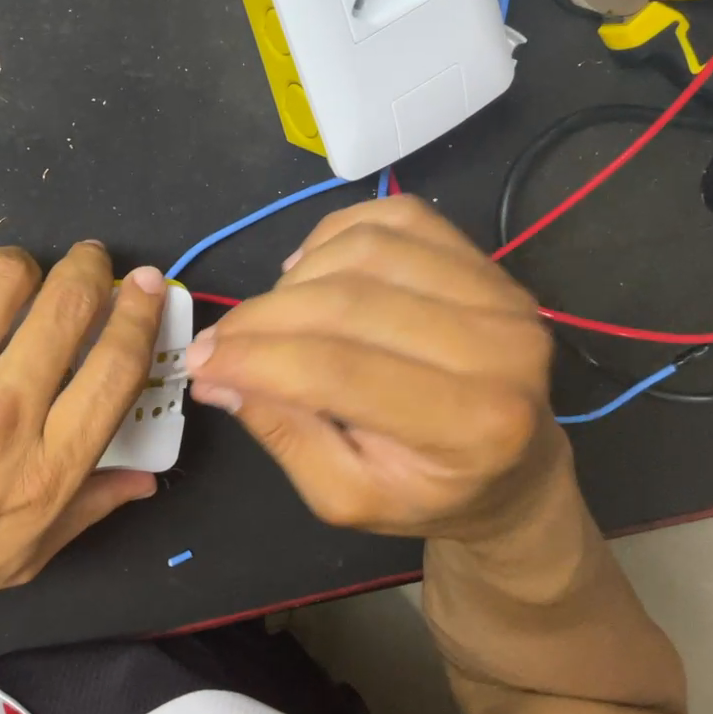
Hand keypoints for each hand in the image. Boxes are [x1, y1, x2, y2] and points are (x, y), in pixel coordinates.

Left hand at [0, 241, 167, 656]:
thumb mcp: (21, 556)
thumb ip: (87, 510)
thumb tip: (146, 476)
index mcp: (45, 467)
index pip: (116, 367)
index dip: (141, 312)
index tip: (145, 284)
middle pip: (69, 303)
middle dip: (90, 267)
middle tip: (86, 263)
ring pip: (2, 276)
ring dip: (18, 267)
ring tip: (9, 283)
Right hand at [185, 197, 567, 540]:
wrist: (515, 472)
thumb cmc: (425, 495)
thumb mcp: (343, 495)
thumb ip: (282, 434)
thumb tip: (213, 376)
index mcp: (468, 426)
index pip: (337, 370)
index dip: (253, 358)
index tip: (196, 361)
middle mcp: (499, 349)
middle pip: (346, 303)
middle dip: (259, 318)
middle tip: (215, 342)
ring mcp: (500, 295)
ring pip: (365, 250)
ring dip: (293, 280)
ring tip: (272, 319)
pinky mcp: (488, 263)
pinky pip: (395, 218)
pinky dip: (333, 235)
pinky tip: (309, 272)